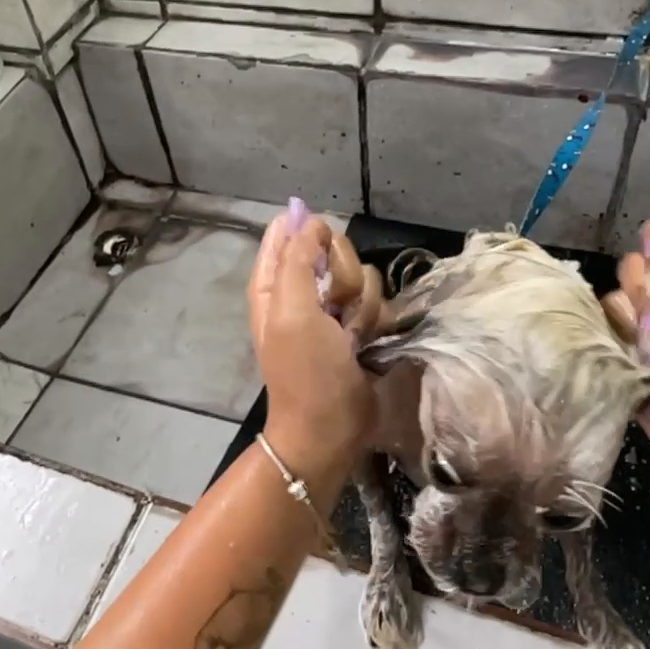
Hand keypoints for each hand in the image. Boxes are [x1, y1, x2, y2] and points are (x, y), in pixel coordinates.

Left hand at [247, 214, 373, 473]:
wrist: (331, 428)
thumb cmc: (306, 371)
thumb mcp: (292, 310)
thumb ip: (296, 258)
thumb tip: (308, 220)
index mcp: (272, 283)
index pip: (288, 231)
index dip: (310, 237)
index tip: (322, 255)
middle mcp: (301, 290)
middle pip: (333, 249)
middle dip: (343, 275)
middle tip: (336, 306)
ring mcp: (332, 309)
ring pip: (361, 275)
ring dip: (362, 305)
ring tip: (350, 337)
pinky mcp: (358, 326)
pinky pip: (377, 301)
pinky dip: (374, 321)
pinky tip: (365, 344)